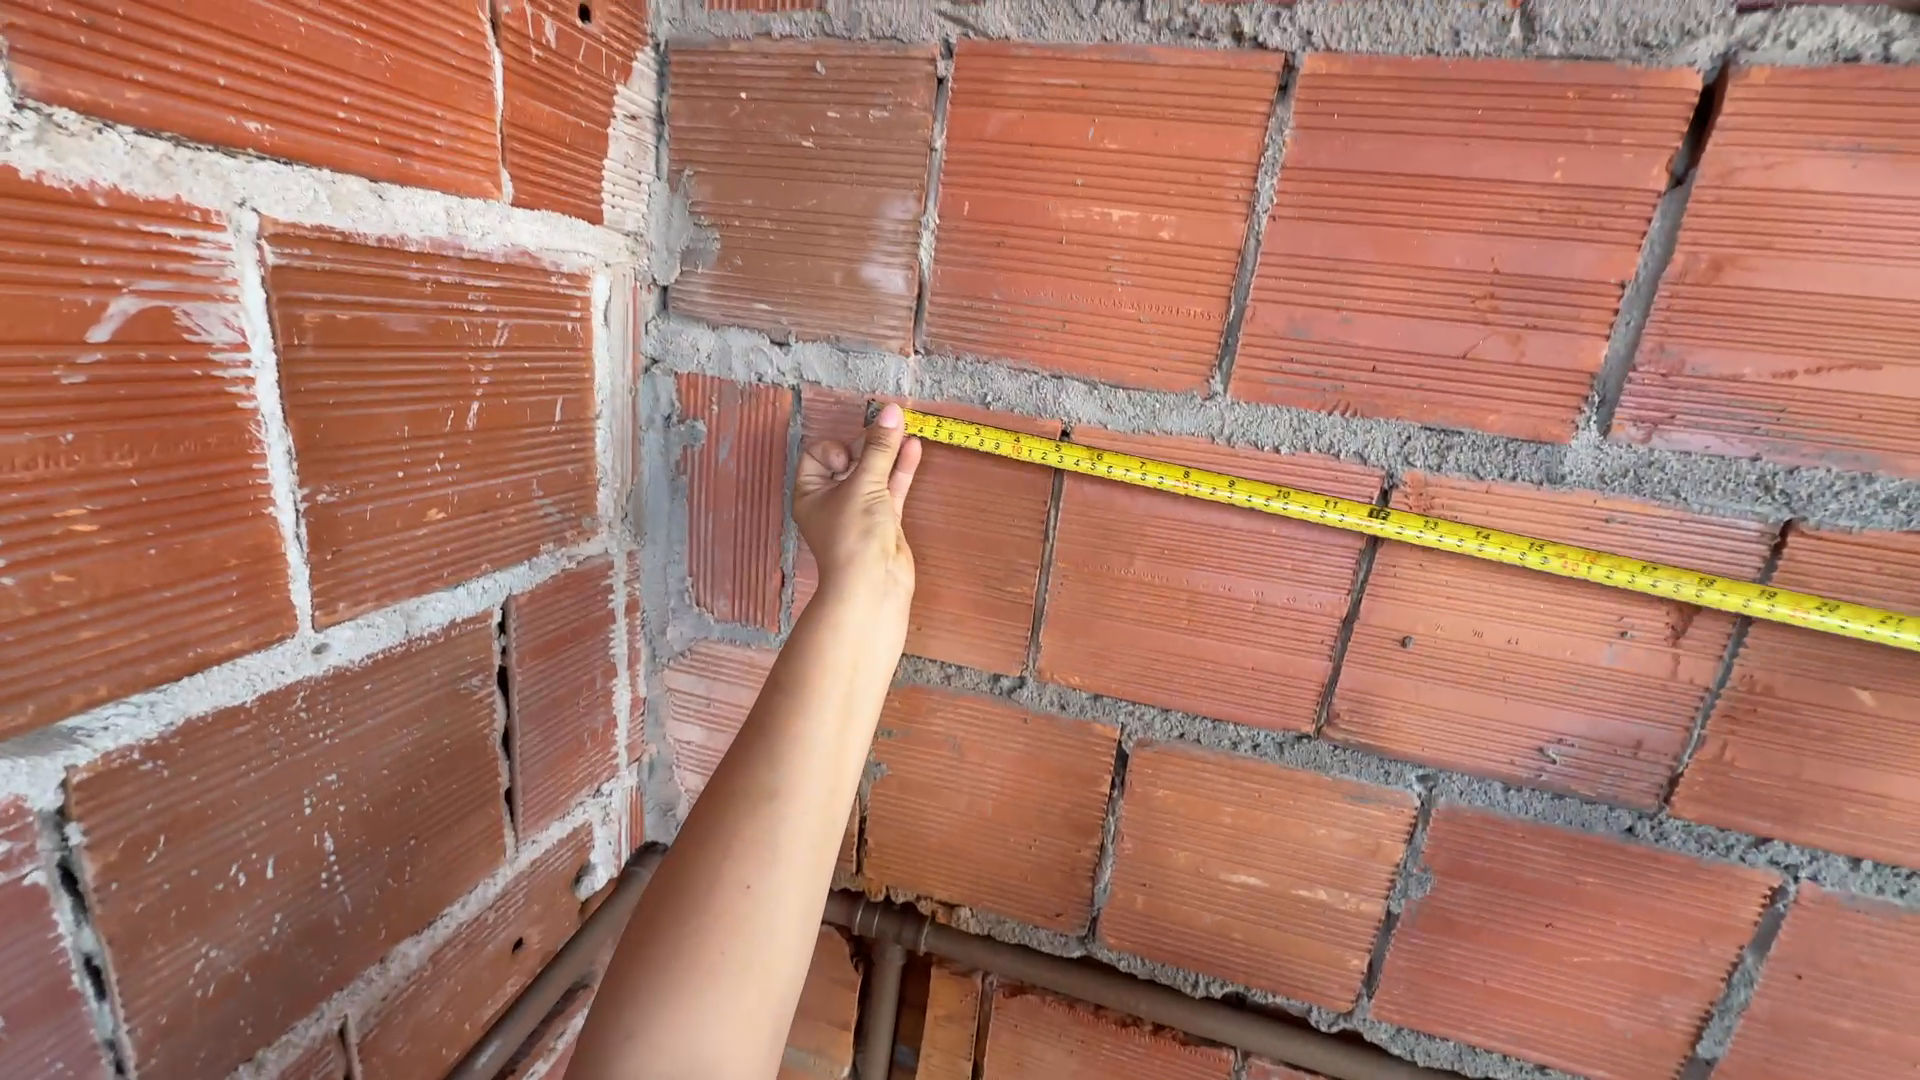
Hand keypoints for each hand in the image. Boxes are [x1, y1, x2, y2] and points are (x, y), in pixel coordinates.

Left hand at [794, 402, 922, 611]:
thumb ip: (880, 447)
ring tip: (905, 427)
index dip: (836, 448)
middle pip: (850, 460)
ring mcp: (859, 511)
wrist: (873, 585)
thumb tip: (890, 412)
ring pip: (873, 473)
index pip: (817, 455)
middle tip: (886, 430)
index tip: (852, 456)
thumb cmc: (854, 536)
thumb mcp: (864, 484)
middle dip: (868, 444)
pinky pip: (891, 488)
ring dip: (888, 453)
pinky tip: (913, 448)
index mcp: (810, 493)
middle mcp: (831, 500)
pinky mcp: (884, 520)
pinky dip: (900, 470)